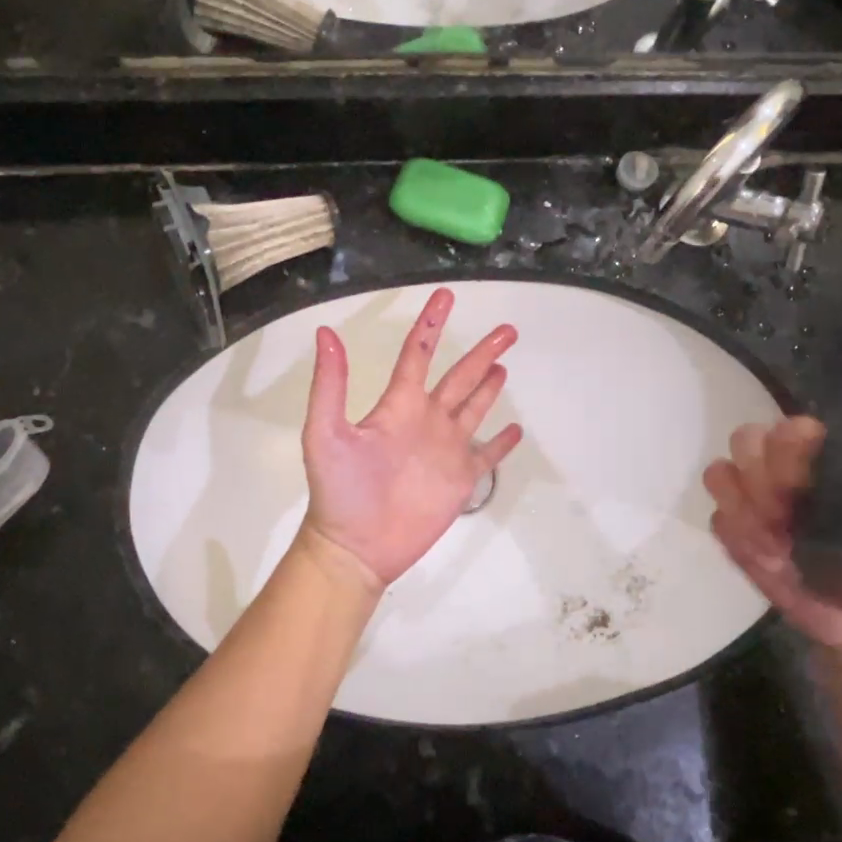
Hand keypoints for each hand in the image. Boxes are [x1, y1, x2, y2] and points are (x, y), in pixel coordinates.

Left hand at [300, 288, 522, 588]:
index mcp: (399, 405)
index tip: (446, 295)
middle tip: (508, 329)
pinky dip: (501, 442)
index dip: (432, 323)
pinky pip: (486, 455)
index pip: (419, 353)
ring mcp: (445, 449)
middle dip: (482, 351)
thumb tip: (326, 332)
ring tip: (504, 364)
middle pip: (460, 376)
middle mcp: (426, 420)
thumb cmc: (340, 489)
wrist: (356, 546)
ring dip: (489, 386)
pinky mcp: (460, 480)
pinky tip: (516, 430)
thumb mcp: (326, 432)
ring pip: (474, 408)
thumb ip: (331, 384)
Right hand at [704, 418, 841, 654]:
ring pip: (720, 474)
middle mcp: (783, 465)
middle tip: (786, 518)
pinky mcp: (737, 532)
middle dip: (761, 480)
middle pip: (744, 441)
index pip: (789, 429)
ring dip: (745, 509)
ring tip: (778, 544)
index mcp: (822, 454)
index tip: (804, 491)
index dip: (787, 457)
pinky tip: (770, 561)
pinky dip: (739, 541)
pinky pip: (718, 520)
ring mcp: (754, 497)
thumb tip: (808, 471)